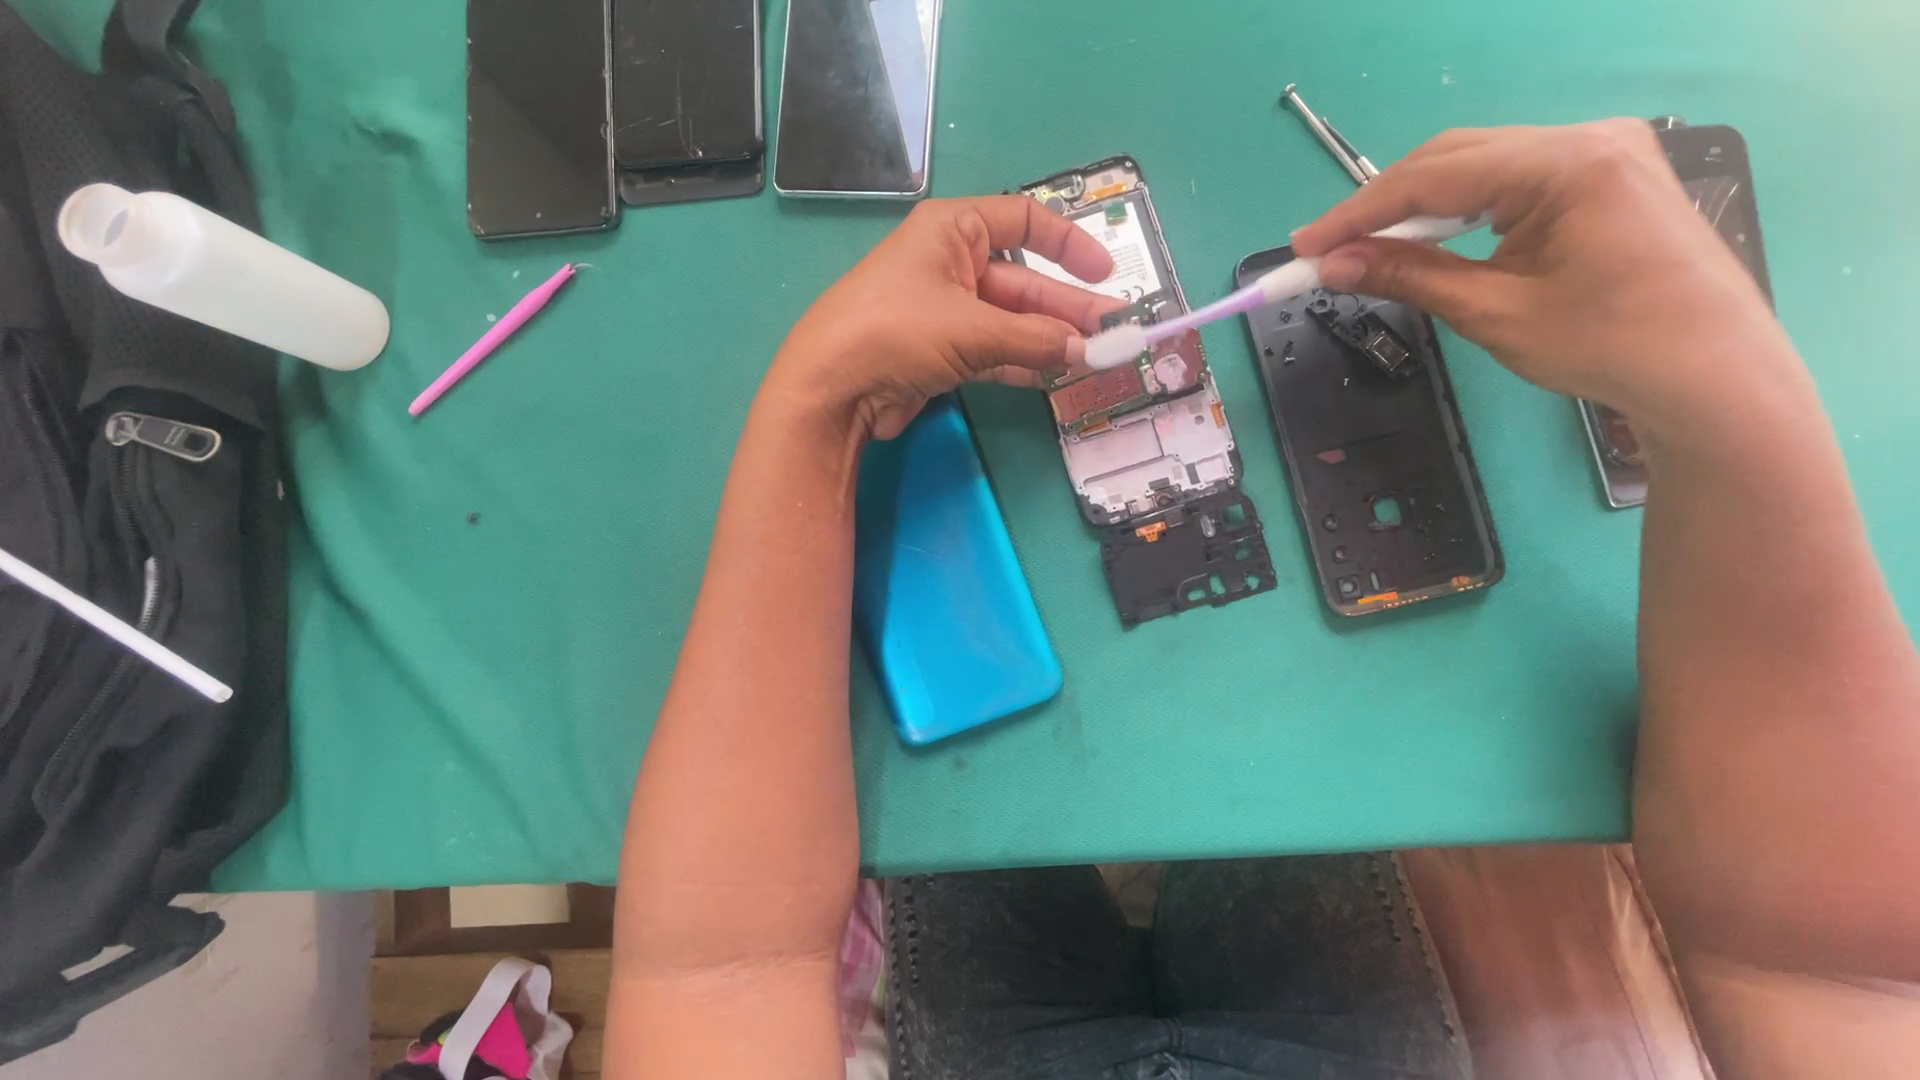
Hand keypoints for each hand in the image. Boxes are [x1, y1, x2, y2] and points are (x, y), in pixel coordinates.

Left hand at [764, 196, 1119, 439]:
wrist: (831, 389)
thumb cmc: (895, 331)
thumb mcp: (971, 329)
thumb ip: (1034, 340)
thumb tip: (1087, 350)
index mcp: (953, 231)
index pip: (1022, 221)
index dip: (1067, 244)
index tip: (1103, 272)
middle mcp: (951, 265)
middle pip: (1023, 281)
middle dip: (1068, 307)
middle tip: (1115, 332)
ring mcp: (946, 312)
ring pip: (1012, 322)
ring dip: (1052, 340)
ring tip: (1098, 357)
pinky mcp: (941, 354)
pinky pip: (995, 353)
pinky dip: (1025, 364)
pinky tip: (1058, 375)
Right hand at [1291, 120, 1800, 429]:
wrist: (1709, 372)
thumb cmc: (1605, 345)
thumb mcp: (1492, 312)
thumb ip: (1409, 276)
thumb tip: (1334, 264)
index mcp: (1567, 164)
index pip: (1434, 178)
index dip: (1358, 212)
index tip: (1303, 246)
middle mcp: (1586, 138)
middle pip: (1453, 159)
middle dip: (1382, 205)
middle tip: (1324, 250)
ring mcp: (1601, 151)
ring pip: (1478, 166)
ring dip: (1417, 207)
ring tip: (1364, 248)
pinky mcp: (1604, 175)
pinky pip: (1509, 180)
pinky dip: (1458, 210)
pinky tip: (1428, 239)